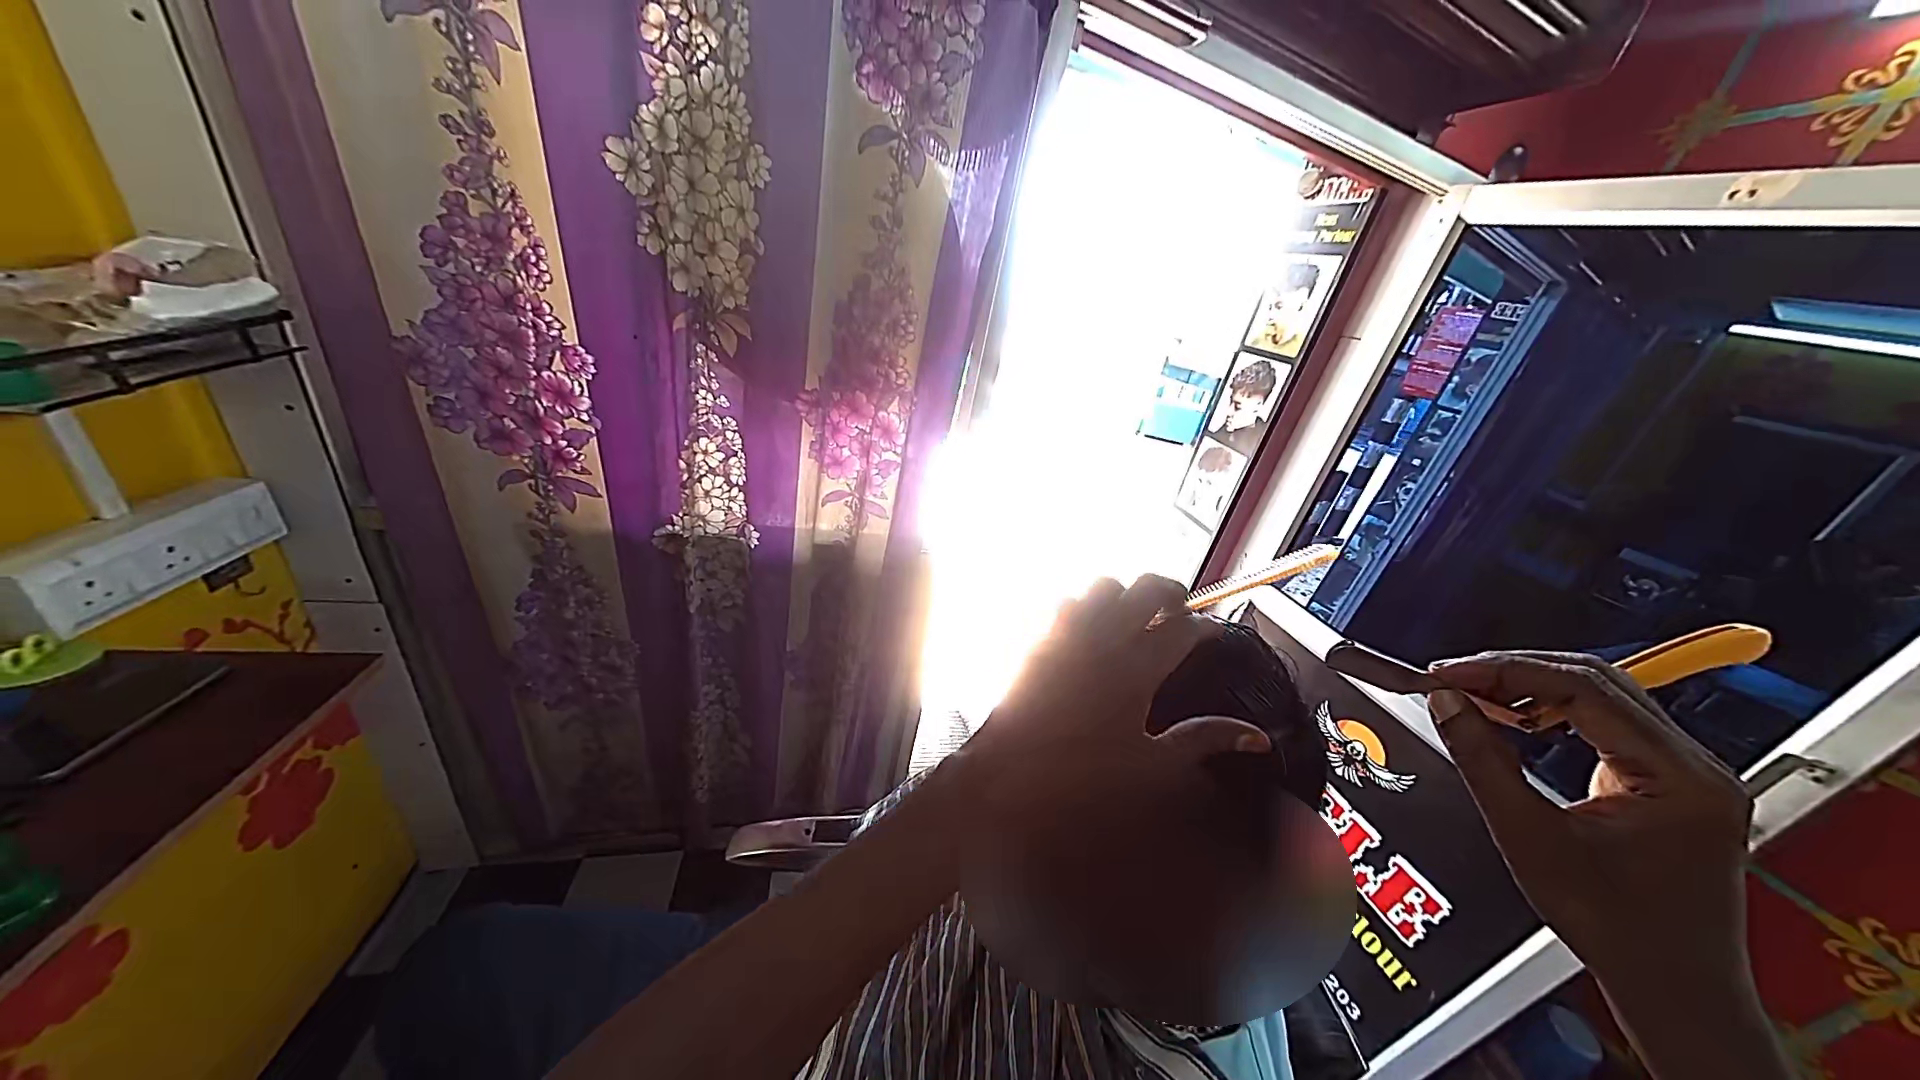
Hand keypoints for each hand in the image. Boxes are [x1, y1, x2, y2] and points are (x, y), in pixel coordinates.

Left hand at [950, 575, 1273, 824]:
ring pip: (1105, 584)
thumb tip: (1253, 737)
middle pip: (1150, 586)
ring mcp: (1067, 633)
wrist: (1004, 775)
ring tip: (1136, 616)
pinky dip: (1084, 605)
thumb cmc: (1077, 777)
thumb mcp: (1150, 765)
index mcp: (1137, 668)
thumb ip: (1204, 740)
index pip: (1187, 627)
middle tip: (1181, 612)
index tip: (1214, 632)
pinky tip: (1090, 630)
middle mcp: (1103, 639)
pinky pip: (1065, 601)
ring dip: (1126, 594)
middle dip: (1173, 592)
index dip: (1208, 625)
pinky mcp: (1038, 638)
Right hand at [1427, 652, 1790, 1079]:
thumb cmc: (1615, 925)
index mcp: (1680, 779)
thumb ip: (1483, 760)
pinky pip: (1602, 720)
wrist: (1669, 984)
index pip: (1584, 689)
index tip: (1450, 673)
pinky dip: (1548, 709)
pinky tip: (1511, 716)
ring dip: (1530, 686)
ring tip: (1473, 692)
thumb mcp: (1528, 837)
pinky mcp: (1665, 779)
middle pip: (1595, 681)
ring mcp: (1685, 772)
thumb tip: (1447, 703)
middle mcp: (1695, 766)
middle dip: (1514, 671)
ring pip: (1599, 694)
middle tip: (1453, 676)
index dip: (1506, 672)